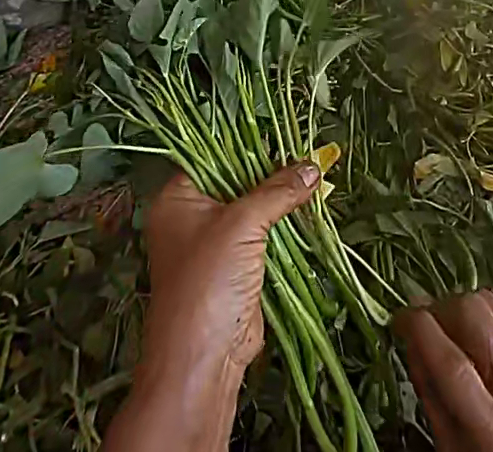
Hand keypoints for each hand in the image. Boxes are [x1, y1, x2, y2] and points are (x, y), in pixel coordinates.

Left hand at [103, 163, 321, 451]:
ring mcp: (214, 241)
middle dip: (270, 172)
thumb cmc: (208, 280)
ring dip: (280, 198)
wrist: (204, 357)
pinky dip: (283, 223)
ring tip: (313, 175)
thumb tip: (312, 167)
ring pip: (252, 207)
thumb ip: (277, 191)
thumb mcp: (241, 224)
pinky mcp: (236, 264)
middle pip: (235, 181)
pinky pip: (262, 233)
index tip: (281, 136)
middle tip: (304, 155)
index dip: (245, 146)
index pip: (211, 156)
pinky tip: (308, 207)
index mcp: (179, 198)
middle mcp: (192, 215)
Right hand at [394, 291, 492, 451]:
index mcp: (492, 427)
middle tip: (426, 321)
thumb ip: (427, 386)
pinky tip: (477, 325)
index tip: (399, 318)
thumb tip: (408, 328)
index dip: (418, 328)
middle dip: (440, 308)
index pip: (451, 362)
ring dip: (461, 305)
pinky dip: (486, 306)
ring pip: (489, 301)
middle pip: (473, 316)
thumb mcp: (448, 441)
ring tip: (451, 326)